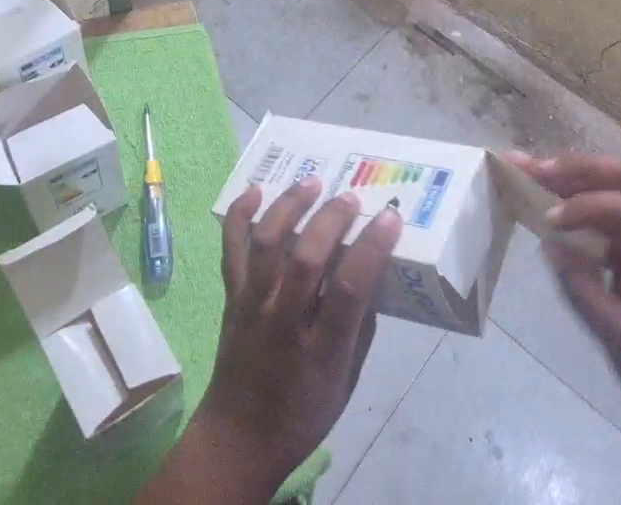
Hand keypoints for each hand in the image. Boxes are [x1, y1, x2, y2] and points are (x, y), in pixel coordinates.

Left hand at [139, 178, 402, 503]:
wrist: (237, 438)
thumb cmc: (302, 412)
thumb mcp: (346, 380)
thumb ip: (359, 326)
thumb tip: (372, 274)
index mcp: (321, 351)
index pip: (348, 290)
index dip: (371, 249)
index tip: (390, 218)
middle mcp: (282, 322)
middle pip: (304, 258)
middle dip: (331, 220)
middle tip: (353, 198)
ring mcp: (250, 306)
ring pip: (266, 244)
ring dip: (290, 206)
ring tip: (312, 182)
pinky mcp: (230, 298)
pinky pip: (231, 250)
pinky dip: (239, 215)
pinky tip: (255, 191)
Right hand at [510, 152, 620, 504]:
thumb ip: (588, 297)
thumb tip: (549, 247)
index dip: (596, 207)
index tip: (551, 220)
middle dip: (587, 171)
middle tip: (538, 169)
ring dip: (579, 181)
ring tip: (534, 173)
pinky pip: (613, 219)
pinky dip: (579, 207)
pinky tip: (548, 206)